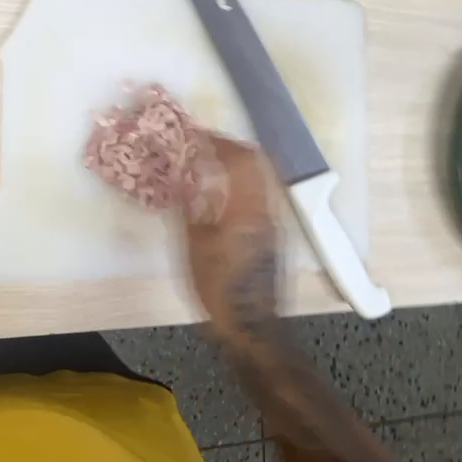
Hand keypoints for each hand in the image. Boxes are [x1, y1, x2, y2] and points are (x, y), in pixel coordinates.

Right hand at [184, 135, 282, 338]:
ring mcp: (275, 221)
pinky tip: (226, 192)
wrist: (252, 326)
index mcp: (245, 208)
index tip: (198, 135)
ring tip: (215, 164)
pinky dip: (246, 180)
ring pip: (263, 175)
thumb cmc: (218, 288)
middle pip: (258, 161)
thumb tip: (186, 176)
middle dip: (233, 146)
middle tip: (208, 144)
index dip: (218, 141)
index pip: (239, 158)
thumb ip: (191, 207)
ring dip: (241, 162)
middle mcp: (266, 208)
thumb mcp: (194, 247)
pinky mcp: (276, 233)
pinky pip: (263, 192)